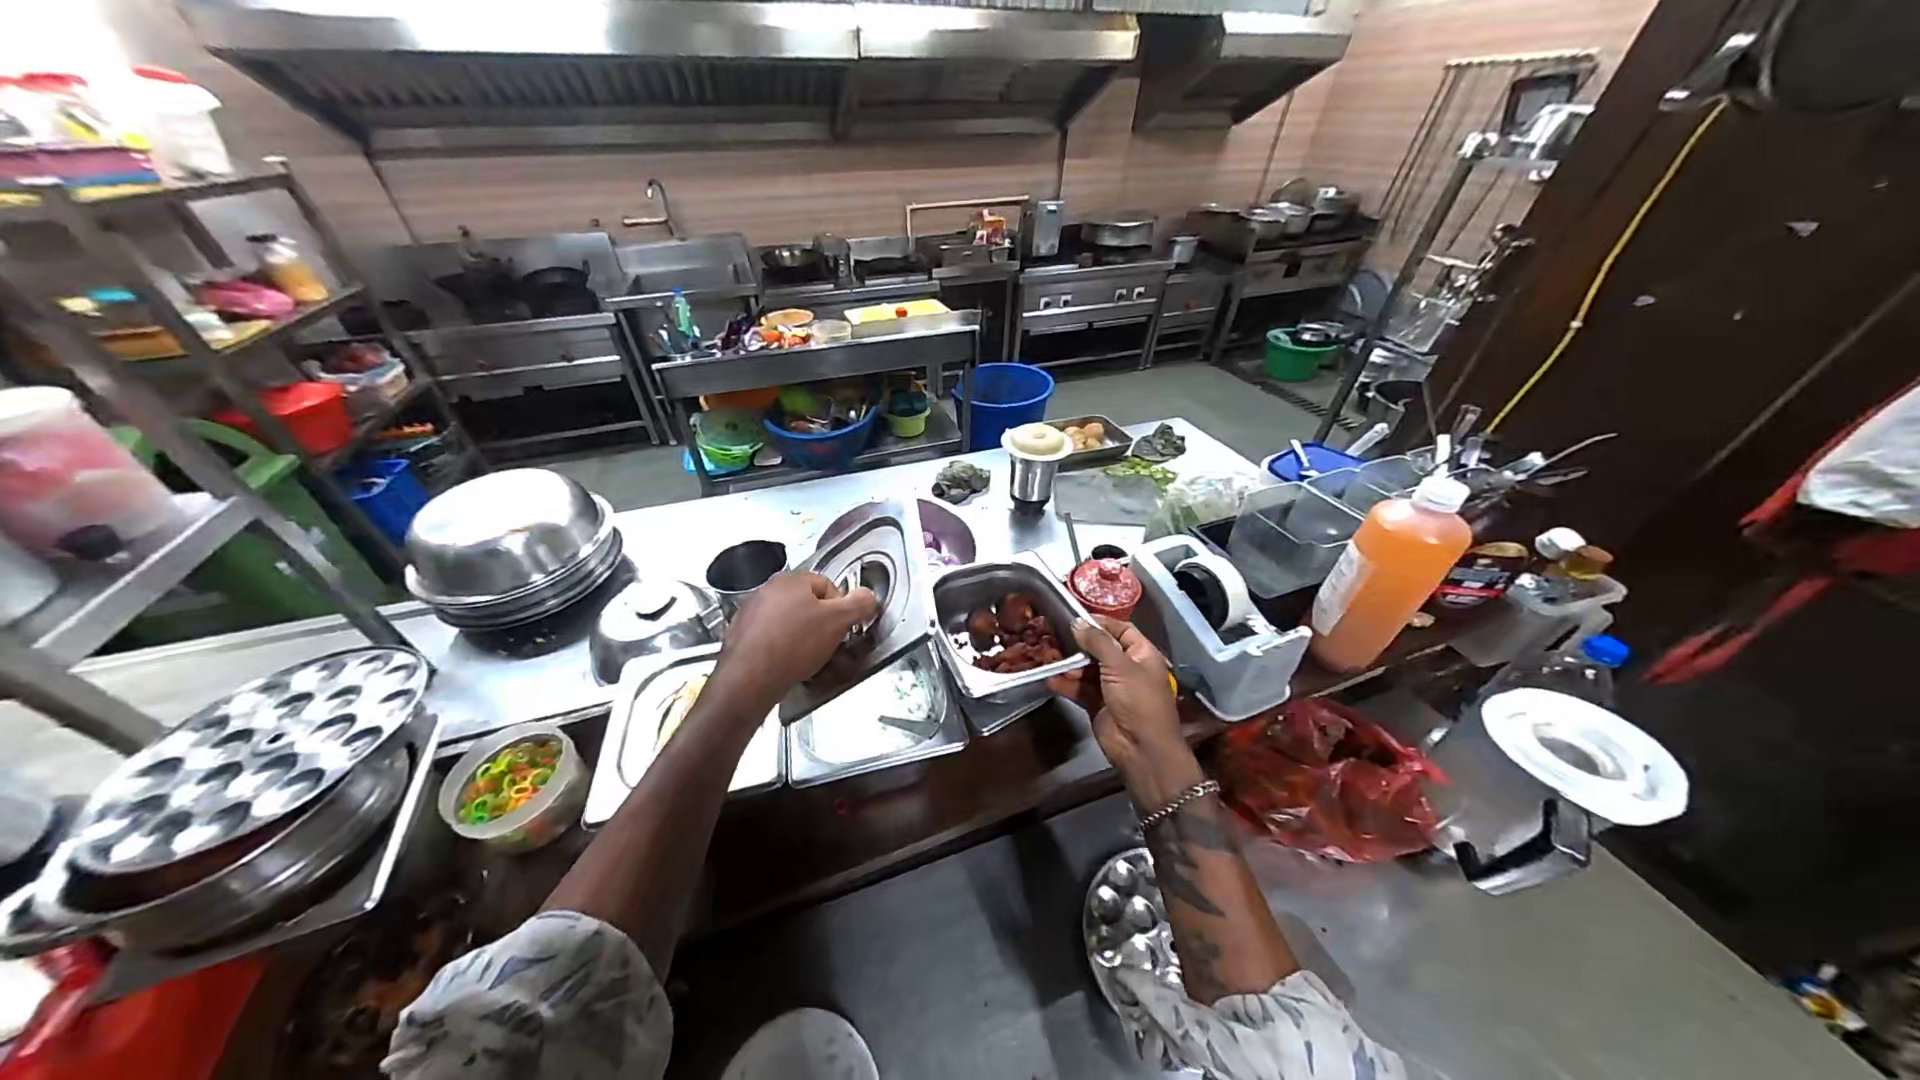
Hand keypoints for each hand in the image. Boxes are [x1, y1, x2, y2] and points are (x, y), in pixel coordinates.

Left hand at [713, 571, 878, 713]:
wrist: (750, 679)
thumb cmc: (791, 647)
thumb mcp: (839, 622)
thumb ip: (860, 604)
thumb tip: (869, 597)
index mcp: (791, 580)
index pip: (828, 585)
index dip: (840, 607)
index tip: (841, 626)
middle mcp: (767, 591)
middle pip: (807, 602)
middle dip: (820, 622)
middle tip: (826, 642)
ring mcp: (751, 613)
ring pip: (788, 620)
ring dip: (800, 636)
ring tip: (805, 656)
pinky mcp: (742, 635)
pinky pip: (771, 637)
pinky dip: (781, 648)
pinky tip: (785, 662)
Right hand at [1048, 616, 1203, 806]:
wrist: (1141, 748)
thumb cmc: (1138, 700)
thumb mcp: (1120, 666)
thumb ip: (1098, 642)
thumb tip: (1077, 622)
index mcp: (1142, 654)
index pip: (1121, 630)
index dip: (1101, 623)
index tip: (1076, 617)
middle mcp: (1127, 668)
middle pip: (1100, 649)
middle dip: (1079, 645)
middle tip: (1055, 638)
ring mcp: (1112, 687)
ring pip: (1087, 669)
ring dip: (1070, 666)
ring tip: (1050, 660)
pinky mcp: (1098, 704)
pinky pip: (1079, 689)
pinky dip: (1066, 685)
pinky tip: (1050, 680)